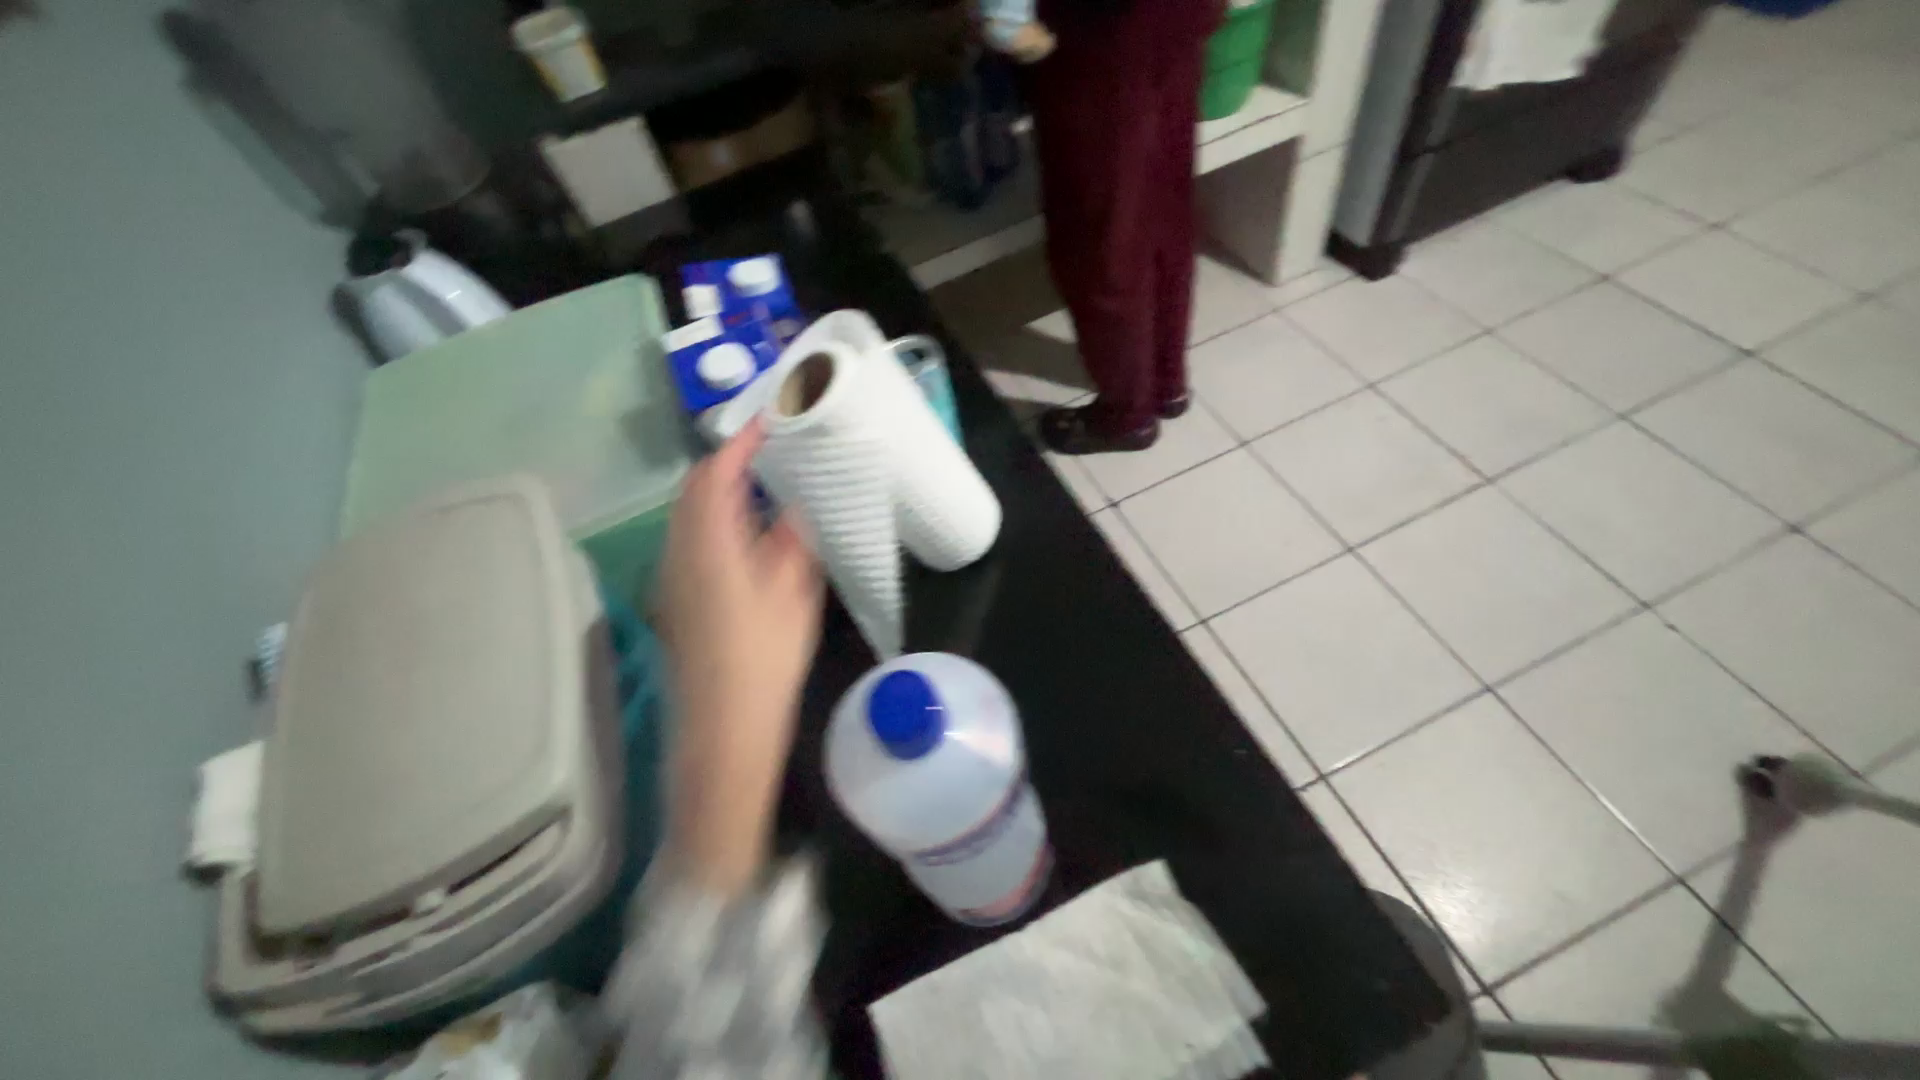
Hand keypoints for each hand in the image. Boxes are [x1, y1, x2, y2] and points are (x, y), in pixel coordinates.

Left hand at [657, 419, 823, 893]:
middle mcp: (679, 553)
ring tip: (765, 488)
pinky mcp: (676, 601)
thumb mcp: (794, 596)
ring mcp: (672, 578)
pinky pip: (690, 541)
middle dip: (727, 464)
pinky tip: (748, 538)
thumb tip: (792, 507)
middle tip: (771, 453)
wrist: (723, 731)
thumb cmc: (764, 662)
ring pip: (688, 517)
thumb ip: (793, 542)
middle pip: (693, 491)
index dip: (739, 444)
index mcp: (708, 545)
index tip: (770, 423)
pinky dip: (715, 522)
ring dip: (719, 493)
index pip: (714, 475)